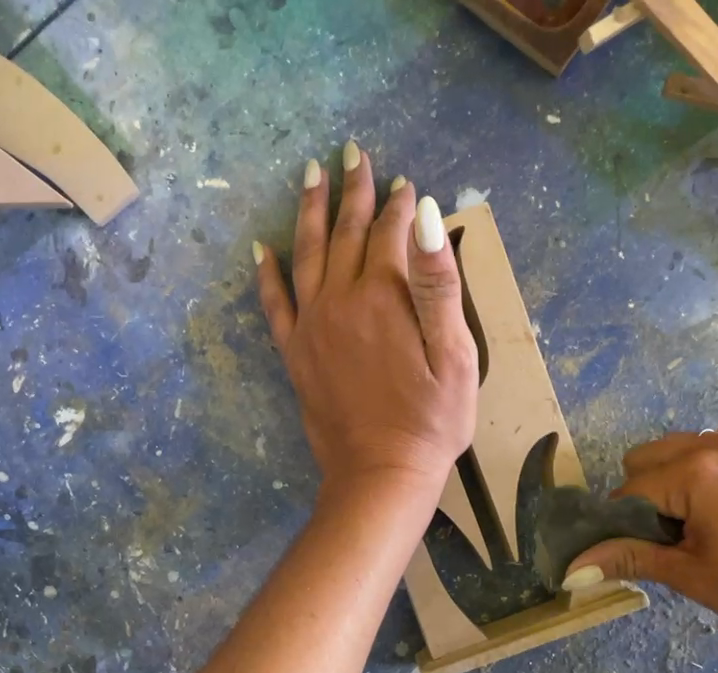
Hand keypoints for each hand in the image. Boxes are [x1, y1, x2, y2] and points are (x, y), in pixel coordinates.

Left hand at [254, 141, 477, 498]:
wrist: (379, 473)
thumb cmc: (430, 420)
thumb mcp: (455, 354)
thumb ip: (439, 284)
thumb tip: (424, 216)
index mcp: (385, 296)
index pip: (390, 233)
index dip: (399, 204)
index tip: (404, 182)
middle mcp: (341, 300)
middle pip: (346, 232)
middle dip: (353, 191)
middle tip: (353, 154)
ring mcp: (312, 326)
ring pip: (307, 254)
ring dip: (310, 211)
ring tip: (311, 175)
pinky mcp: (295, 354)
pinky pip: (275, 304)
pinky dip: (267, 273)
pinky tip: (262, 248)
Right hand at [567, 423, 717, 651]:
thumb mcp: (689, 573)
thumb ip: (629, 557)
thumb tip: (572, 568)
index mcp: (698, 471)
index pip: (630, 490)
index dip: (621, 524)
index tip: (634, 551)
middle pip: (649, 457)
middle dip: (646, 495)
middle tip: (673, 539)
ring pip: (682, 449)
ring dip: (675, 481)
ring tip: (703, 526)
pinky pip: (717, 449)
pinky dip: (707, 473)